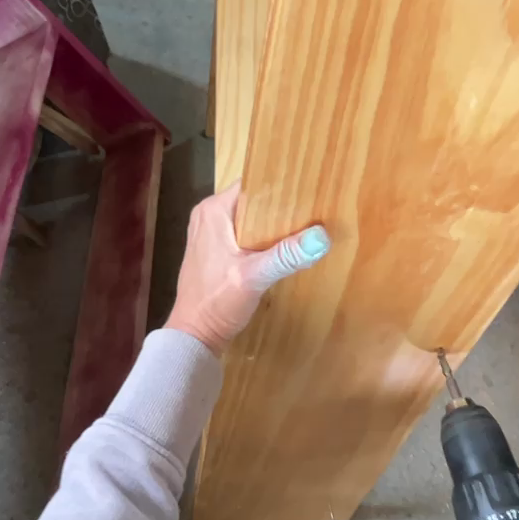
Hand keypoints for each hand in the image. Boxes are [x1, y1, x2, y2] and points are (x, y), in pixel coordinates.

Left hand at [163, 179, 328, 355]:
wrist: (195, 336)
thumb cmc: (217, 301)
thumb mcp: (254, 276)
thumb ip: (286, 256)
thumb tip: (323, 236)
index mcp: (213, 209)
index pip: (253, 184)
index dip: (281, 185)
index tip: (310, 188)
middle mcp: (209, 213)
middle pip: (253, 200)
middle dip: (282, 205)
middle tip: (315, 208)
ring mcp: (211, 231)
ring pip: (251, 217)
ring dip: (274, 223)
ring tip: (307, 224)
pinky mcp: (216, 248)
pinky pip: (245, 232)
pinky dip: (264, 237)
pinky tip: (286, 245)